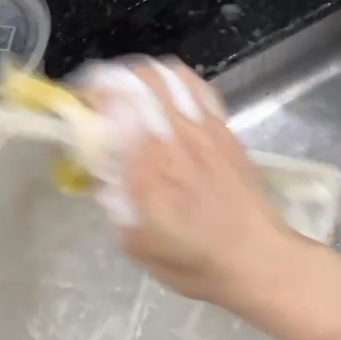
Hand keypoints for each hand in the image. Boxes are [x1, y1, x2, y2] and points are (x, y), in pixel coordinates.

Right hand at [80, 58, 308, 310]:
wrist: (259, 262)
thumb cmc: (194, 263)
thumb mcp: (136, 245)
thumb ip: (114, 206)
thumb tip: (101, 178)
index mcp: (146, 170)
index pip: (114, 109)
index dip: (92, 98)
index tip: (81, 106)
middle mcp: (174, 141)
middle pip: (141, 83)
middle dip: (114, 81)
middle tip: (103, 97)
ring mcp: (205, 132)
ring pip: (172, 78)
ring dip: (146, 76)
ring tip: (134, 88)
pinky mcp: (227, 134)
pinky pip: (201, 91)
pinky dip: (180, 84)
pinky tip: (172, 95)